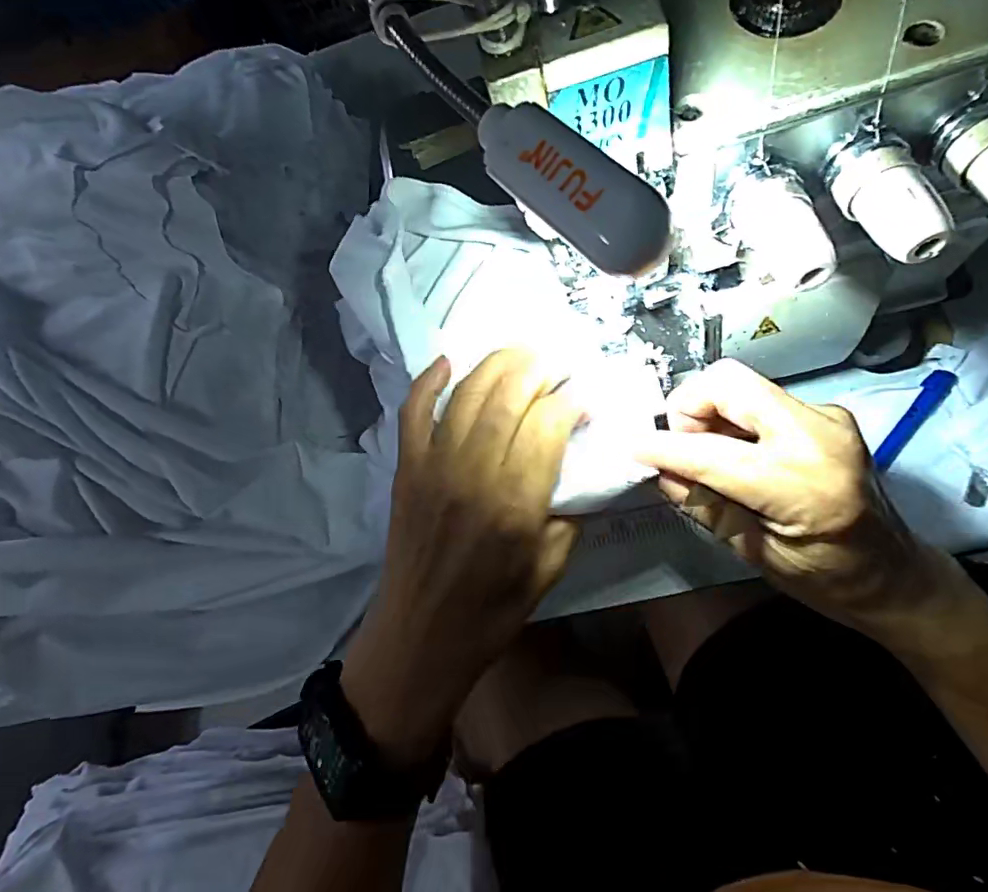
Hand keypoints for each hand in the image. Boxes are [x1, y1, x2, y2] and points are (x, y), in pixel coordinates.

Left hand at [342, 349, 583, 766]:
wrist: (422, 635)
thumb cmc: (495, 608)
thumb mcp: (552, 565)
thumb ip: (570, 509)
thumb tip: (579, 462)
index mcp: (515, 502)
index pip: (546, 425)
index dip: (569, 401)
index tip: (582, 397)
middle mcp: (473, 473)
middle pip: (506, 397)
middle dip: (536, 369)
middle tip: (554, 362)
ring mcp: (432, 465)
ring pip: (464, 394)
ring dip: (494, 364)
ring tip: (519, 353)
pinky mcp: (406, 468)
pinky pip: (413, 411)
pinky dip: (428, 380)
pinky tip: (449, 360)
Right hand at [631, 359, 970, 640]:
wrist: (897, 577)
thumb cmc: (829, 582)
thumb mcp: (755, 555)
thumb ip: (705, 505)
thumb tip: (663, 471)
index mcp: (803, 484)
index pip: (712, 452)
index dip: (664, 449)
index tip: (634, 448)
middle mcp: (817, 433)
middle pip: (727, 382)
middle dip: (688, 408)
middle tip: (681, 448)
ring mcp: (826, 415)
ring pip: (742, 384)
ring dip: (711, 413)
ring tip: (711, 455)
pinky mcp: (826, 412)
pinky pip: (762, 400)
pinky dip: (736, 420)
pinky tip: (743, 454)